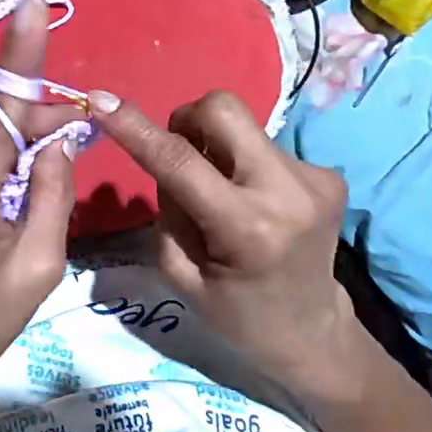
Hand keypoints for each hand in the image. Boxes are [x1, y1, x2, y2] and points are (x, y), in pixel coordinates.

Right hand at [90, 89, 360, 388]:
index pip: (179, 161)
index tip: (103, 101)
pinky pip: (264, 145)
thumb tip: (166, 155)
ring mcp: (315, 177)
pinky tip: (252, 200)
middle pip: (223, 109)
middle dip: (187, 120)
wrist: (312, 330)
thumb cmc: (237, 314)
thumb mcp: (181, 275)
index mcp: (246, 227)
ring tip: (221, 193)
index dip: (136, 128)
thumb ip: (168, 209)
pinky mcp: (328, 173)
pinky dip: (243, 164)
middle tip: (178, 155)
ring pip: (243, 126)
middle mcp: (287, 191)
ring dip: (217, 148)